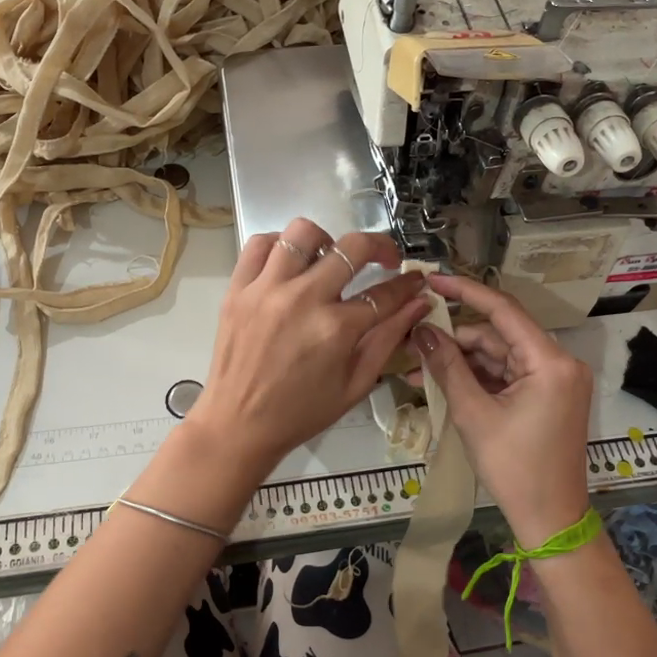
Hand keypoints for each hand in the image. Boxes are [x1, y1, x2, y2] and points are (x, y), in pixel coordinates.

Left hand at [187, 218, 432, 479]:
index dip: (407, 284)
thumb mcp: (355, 384)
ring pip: (303, 232)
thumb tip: (419, 304)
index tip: (415, 281)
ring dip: (327, 241)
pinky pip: (260, 244)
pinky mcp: (238, 289)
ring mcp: (266, 289)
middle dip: (380, 247)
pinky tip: (291, 263)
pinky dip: (280, 244)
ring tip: (329, 260)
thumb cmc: (301, 412)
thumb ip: (388, 339)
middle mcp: (302, 299)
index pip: (385, 292)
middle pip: (352, 248)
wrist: (238, 424)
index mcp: (336, 329)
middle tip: (384, 259)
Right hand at [409, 274, 592, 544]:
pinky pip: (507, 375)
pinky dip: (477, 378)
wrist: (550, 519)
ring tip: (417, 369)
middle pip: (498, 335)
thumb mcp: (473, 414)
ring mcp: (555, 380)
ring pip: (499, 356)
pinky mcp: (548, 396)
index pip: (503, 309)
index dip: (464, 291)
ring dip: (461, 361)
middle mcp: (559, 363)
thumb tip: (422, 330)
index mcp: (550, 362)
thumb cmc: (513, 468)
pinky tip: (441, 383)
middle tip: (412, 340)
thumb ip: (447, 366)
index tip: (430, 280)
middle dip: (455, 338)